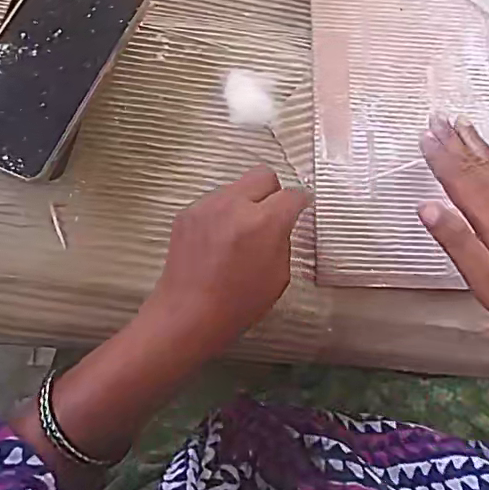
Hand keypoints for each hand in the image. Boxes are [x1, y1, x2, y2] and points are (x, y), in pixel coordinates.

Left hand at [138, 166, 309, 352]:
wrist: (188, 313)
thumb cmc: (236, 303)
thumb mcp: (278, 276)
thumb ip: (283, 239)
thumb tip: (283, 222)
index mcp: (263, 222)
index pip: (292, 194)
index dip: (301, 202)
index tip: (300, 206)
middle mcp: (234, 205)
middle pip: (263, 175)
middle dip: (273, 192)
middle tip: (271, 215)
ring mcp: (207, 206)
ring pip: (236, 186)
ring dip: (244, 202)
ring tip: (240, 234)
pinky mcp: (187, 213)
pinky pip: (214, 201)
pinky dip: (222, 214)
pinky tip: (218, 240)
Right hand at [417, 116, 488, 355]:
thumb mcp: (488, 284)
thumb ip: (458, 242)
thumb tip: (427, 208)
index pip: (459, 179)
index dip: (438, 157)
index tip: (424, 137)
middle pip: (479, 165)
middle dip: (454, 142)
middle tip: (437, 120)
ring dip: (480, 144)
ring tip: (462, 125)